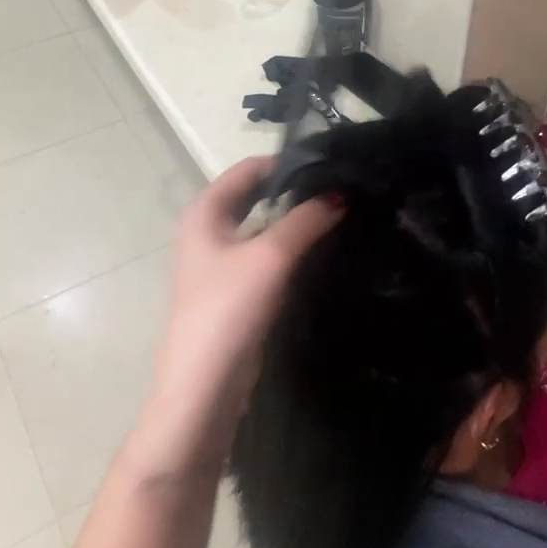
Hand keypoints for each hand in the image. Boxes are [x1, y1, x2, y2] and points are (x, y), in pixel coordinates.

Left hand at [132, 157, 340, 477]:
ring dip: (296, 222)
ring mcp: (221, 263)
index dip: (287, 162)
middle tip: (342, 189)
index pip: (248, 169)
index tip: (332, 165)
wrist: (203, 385)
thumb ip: (305, 221)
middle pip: (256, 197)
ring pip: (263, 228)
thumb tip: (340, 195)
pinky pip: (267, 258)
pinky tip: (323, 251)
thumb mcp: (270, 257)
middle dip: (295, 191)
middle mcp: (208, 231)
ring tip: (342, 215)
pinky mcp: (236, 292)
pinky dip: (291, 250)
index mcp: (204, 212)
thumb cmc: (228, 310)